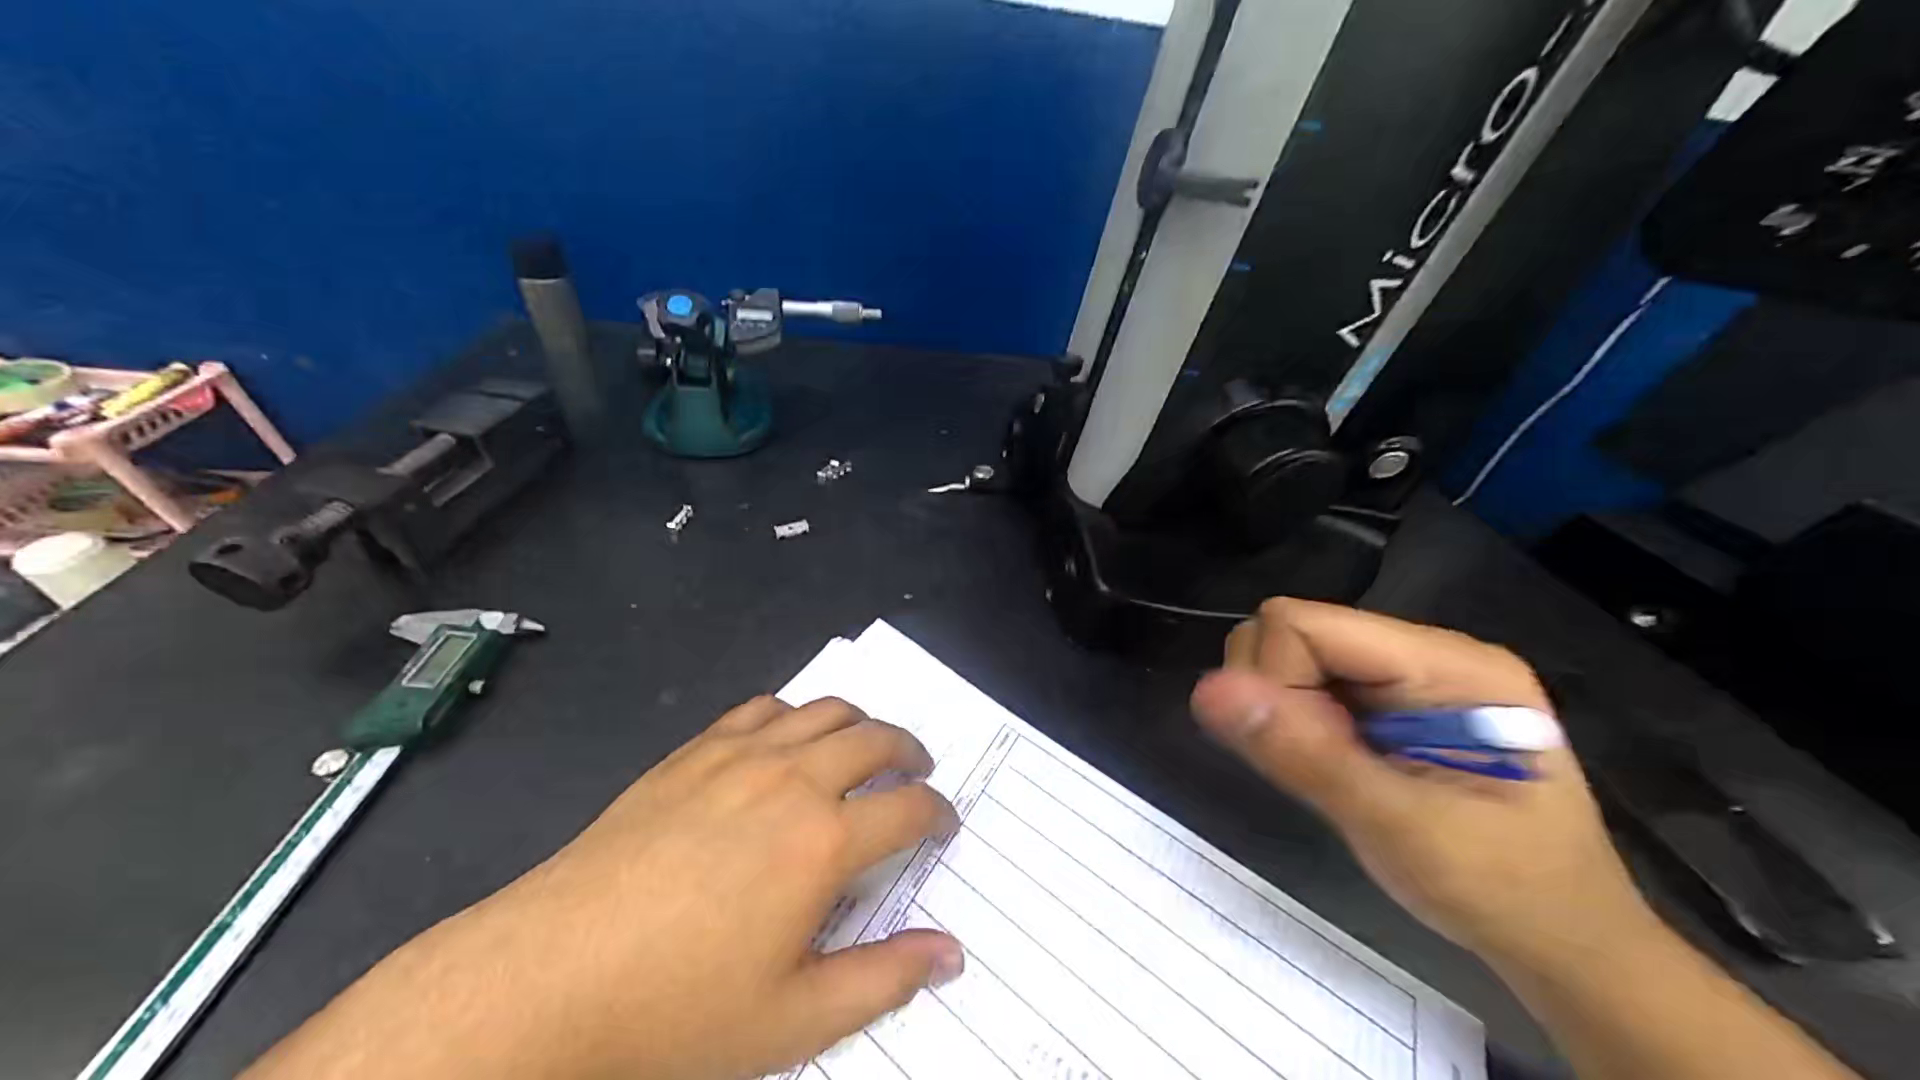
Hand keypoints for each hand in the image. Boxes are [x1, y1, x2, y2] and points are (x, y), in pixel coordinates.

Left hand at [247, 696, 962, 1079]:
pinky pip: (762, 708)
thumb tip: (951, 952)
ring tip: (867, 744)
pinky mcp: (694, 751)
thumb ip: (884, 978)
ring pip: (824, 710)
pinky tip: (790, 738)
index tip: (942, 822)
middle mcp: (792, 779)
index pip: (909, 807)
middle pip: (875, 738)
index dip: (938, 812)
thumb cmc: (677, 1008)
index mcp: (824, 841)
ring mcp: (739, 756)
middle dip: (910, 751)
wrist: (549, 976)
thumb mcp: (795, 1019)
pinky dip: (794, 714)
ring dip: (860, 722)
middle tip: (918, 770)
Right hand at [1189, 599, 1658, 969]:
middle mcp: (1422, 652)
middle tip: (1321, 764)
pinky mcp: (1386, 702)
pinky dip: (1295, 724)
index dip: (1274, 681)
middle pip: (1292, 630)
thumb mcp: (1398, 827)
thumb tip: (1207, 688)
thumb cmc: (1501, 889)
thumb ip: (1303, 753)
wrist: (1563, 944)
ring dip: (1285, 712)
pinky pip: (1307, 685)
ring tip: (1333, 770)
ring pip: (1291, 656)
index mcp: (1446, 663)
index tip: (1300, 751)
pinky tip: (1332, 764)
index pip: (1303, 625)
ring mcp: (1404, 676)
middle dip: (1277, 694)